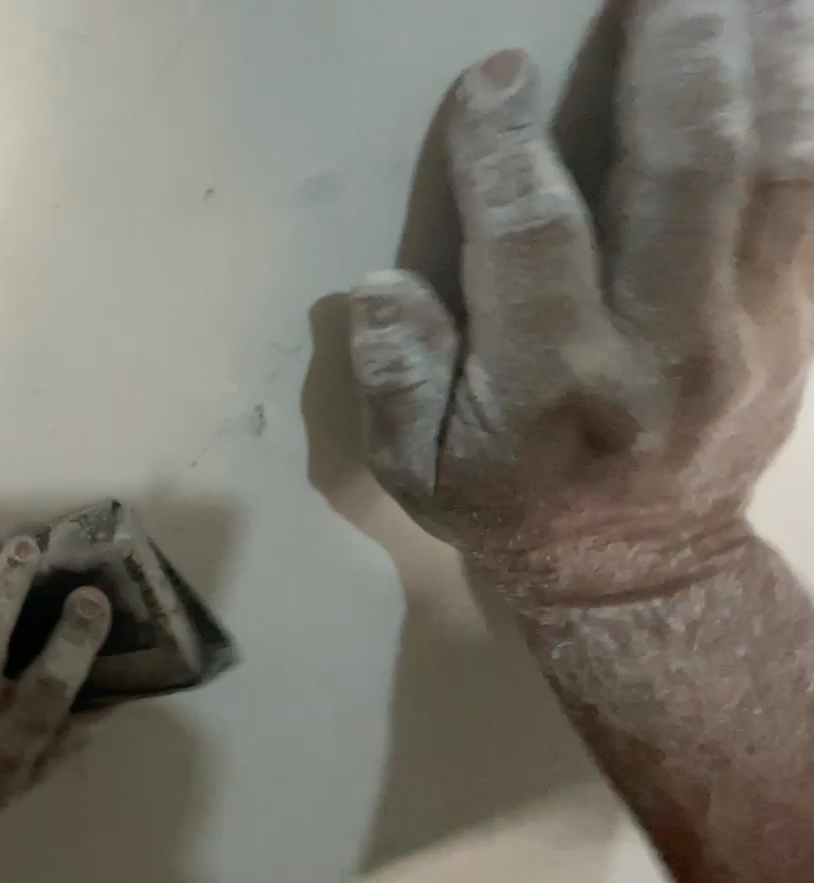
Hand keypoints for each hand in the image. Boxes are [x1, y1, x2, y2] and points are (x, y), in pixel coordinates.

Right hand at [349, 4, 813, 604]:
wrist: (630, 563)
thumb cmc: (496, 510)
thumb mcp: (407, 470)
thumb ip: (392, 380)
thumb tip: (377, 289)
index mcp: (548, 380)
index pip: (530, 240)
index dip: (506, 152)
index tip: (491, 76)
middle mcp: (663, 339)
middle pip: (682, 175)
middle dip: (672, 59)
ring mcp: (750, 321)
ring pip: (778, 165)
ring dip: (766, 57)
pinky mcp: (798, 312)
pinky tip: (804, 44)